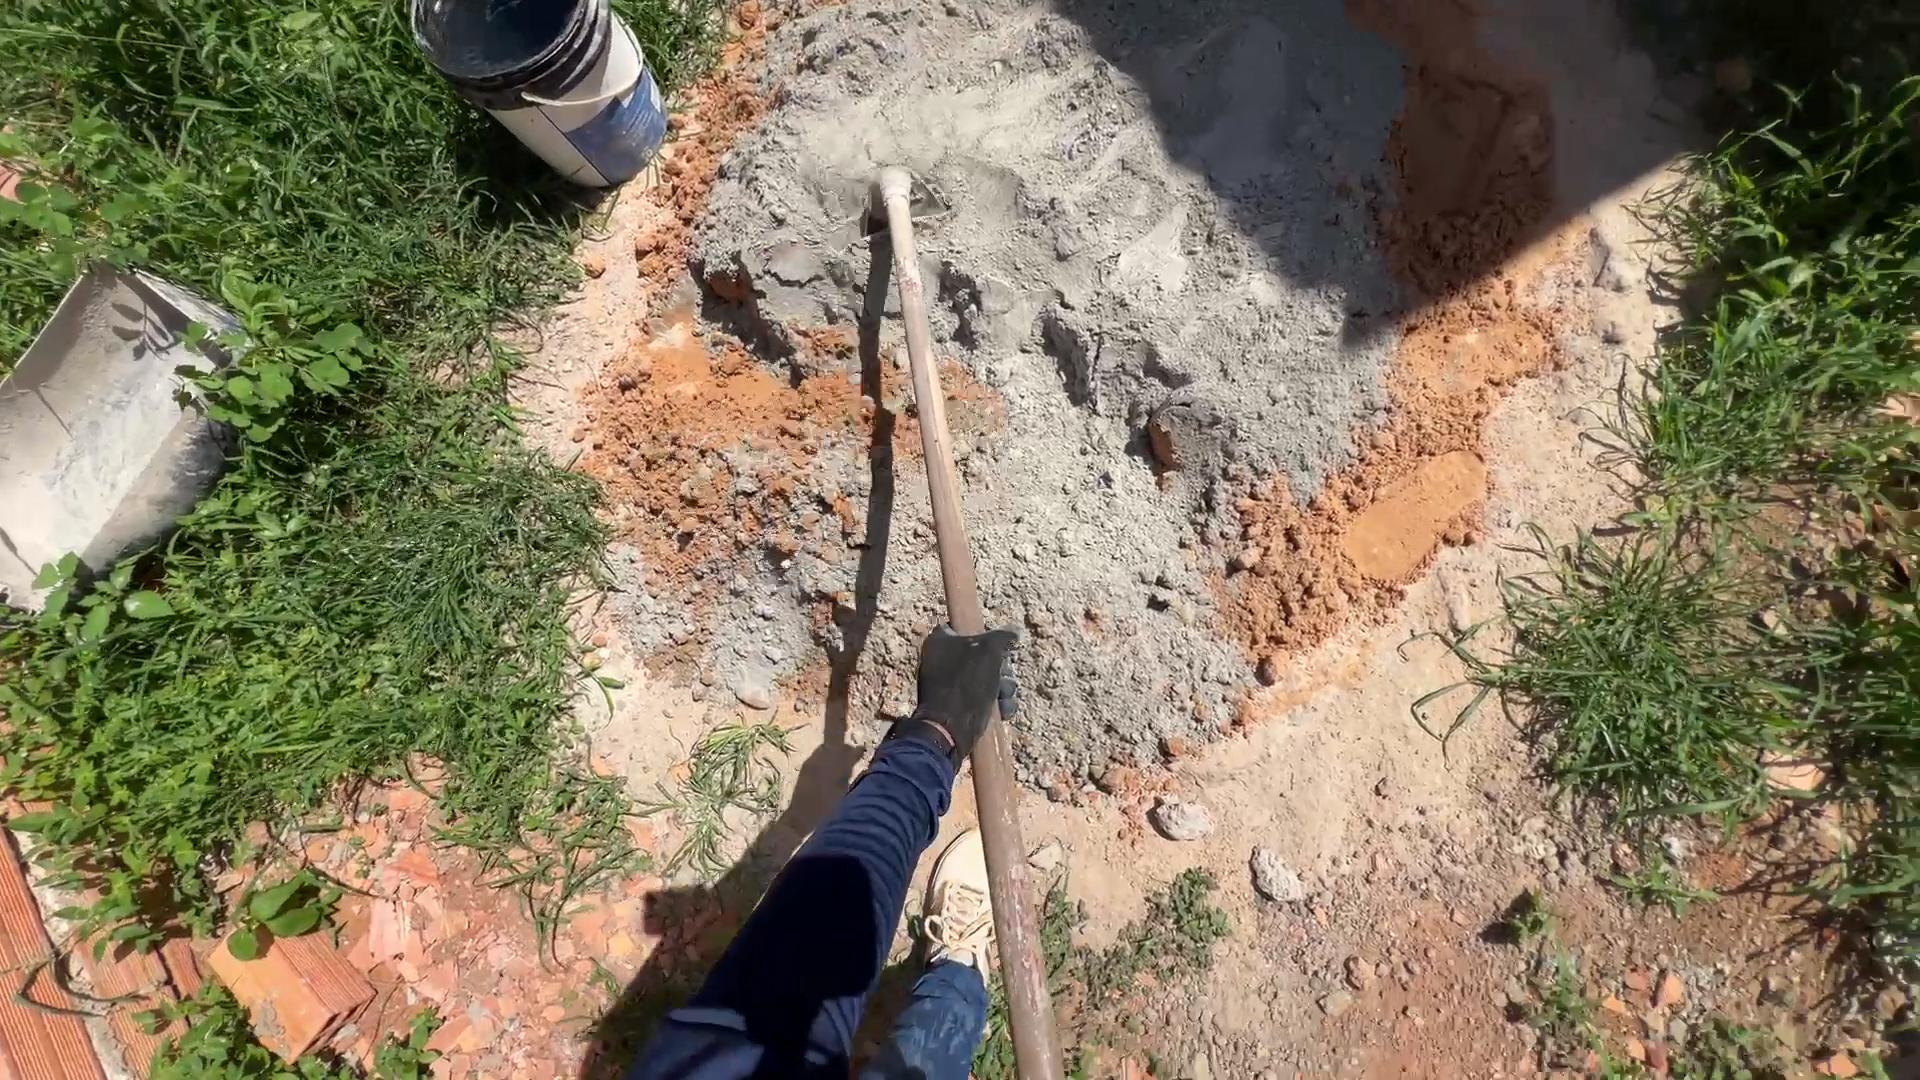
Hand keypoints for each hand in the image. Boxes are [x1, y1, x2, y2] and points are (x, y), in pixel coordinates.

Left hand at [906, 624, 1018, 763]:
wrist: (951, 729)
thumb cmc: (966, 684)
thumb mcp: (989, 651)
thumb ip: (1002, 637)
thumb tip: (1015, 631)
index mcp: (940, 641)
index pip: (966, 628)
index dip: (987, 636)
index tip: (1001, 646)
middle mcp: (941, 660)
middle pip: (983, 655)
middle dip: (1002, 668)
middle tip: (1005, 675)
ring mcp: (950, 684)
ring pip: (988, 678)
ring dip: (1004, 687)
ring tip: (1004, 697)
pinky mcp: (959, 705)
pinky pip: (985, 697)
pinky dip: (997, 703)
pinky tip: (1003, 709)